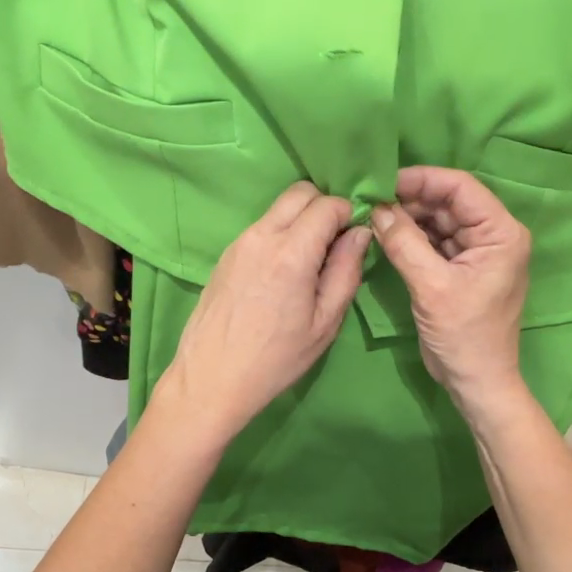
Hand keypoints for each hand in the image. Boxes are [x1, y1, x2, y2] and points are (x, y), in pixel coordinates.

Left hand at [158, 182, 369, 441]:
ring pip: (278, 208)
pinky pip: (261, 228)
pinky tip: (283, 273)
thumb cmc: (275, 359)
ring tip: (310, 261)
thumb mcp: (324, 324)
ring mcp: (240, 242)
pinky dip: (280, 234)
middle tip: (335, 243)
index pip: (328, 204)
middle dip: (324, 207)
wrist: (212, 378)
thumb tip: (359, 235)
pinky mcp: (227, 255)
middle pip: (300, 192)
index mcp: (291, 252)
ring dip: (300, 220)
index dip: (348, 214)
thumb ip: (346, 273)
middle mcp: (262, 236)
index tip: (355, 238)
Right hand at [370, 166, 530, 410]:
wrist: (476, 382)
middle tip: (371, 201)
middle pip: (449, 203)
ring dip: (409, 220)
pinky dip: (412, 240)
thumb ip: (405, 244)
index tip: (384, 182)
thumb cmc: (465, 335)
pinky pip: (435, 244)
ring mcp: (478, 254)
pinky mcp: (462, 271)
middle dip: (411, 201)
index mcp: (501, 234)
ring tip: (373, 216)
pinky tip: (386, 236)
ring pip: (440, 223)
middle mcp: (494, 237)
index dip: (423, 180)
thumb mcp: (432, 287)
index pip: (461, 188)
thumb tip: (376, 209)